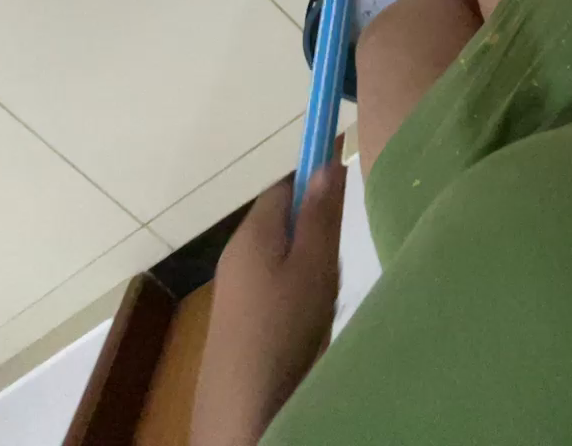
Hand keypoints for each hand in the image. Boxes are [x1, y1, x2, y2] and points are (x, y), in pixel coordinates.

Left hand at [191, 165, 346, 445]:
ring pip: (278, 258)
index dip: (312, 186)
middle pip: (281, 223)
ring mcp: (232, 289)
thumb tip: (326, 160)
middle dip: (313, 234)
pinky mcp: (235, 321)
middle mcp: (235, 253)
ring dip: (306, 268)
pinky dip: (292, 295)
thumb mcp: (315, 265)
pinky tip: (306, 325)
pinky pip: (270, 288)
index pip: (284, 186)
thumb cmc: (285, 327)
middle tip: (335, 263)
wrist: (242, 409)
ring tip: (324, 298)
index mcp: (253, 232)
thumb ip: (322, 213)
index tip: (339, 204)